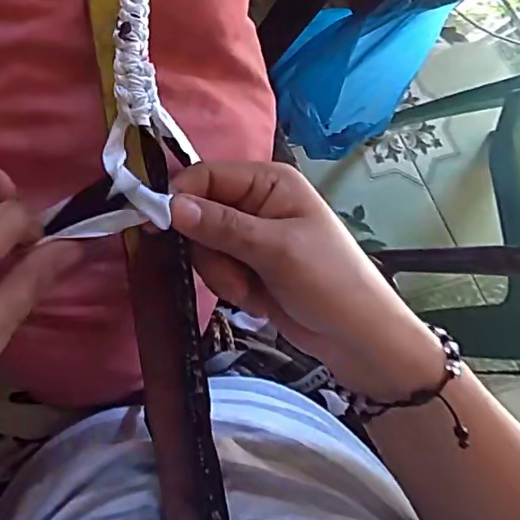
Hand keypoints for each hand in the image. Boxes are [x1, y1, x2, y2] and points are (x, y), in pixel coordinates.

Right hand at [171, 161, 445, 400]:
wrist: (361, 343)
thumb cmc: (330, 283)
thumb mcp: (276, 250)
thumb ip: (221, 226)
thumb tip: (170, 205)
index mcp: (268, 181)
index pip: (207, 176)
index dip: (181, 197)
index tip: (159, 225)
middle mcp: (256, 201)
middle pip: (198, 212)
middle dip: (210, 248)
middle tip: (235, 272)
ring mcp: (250, 235)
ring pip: (202, 244)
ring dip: (221, 273)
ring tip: (252, 289)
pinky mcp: (246, 264)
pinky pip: (214, 267)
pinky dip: (229, 286)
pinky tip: (255, 298)